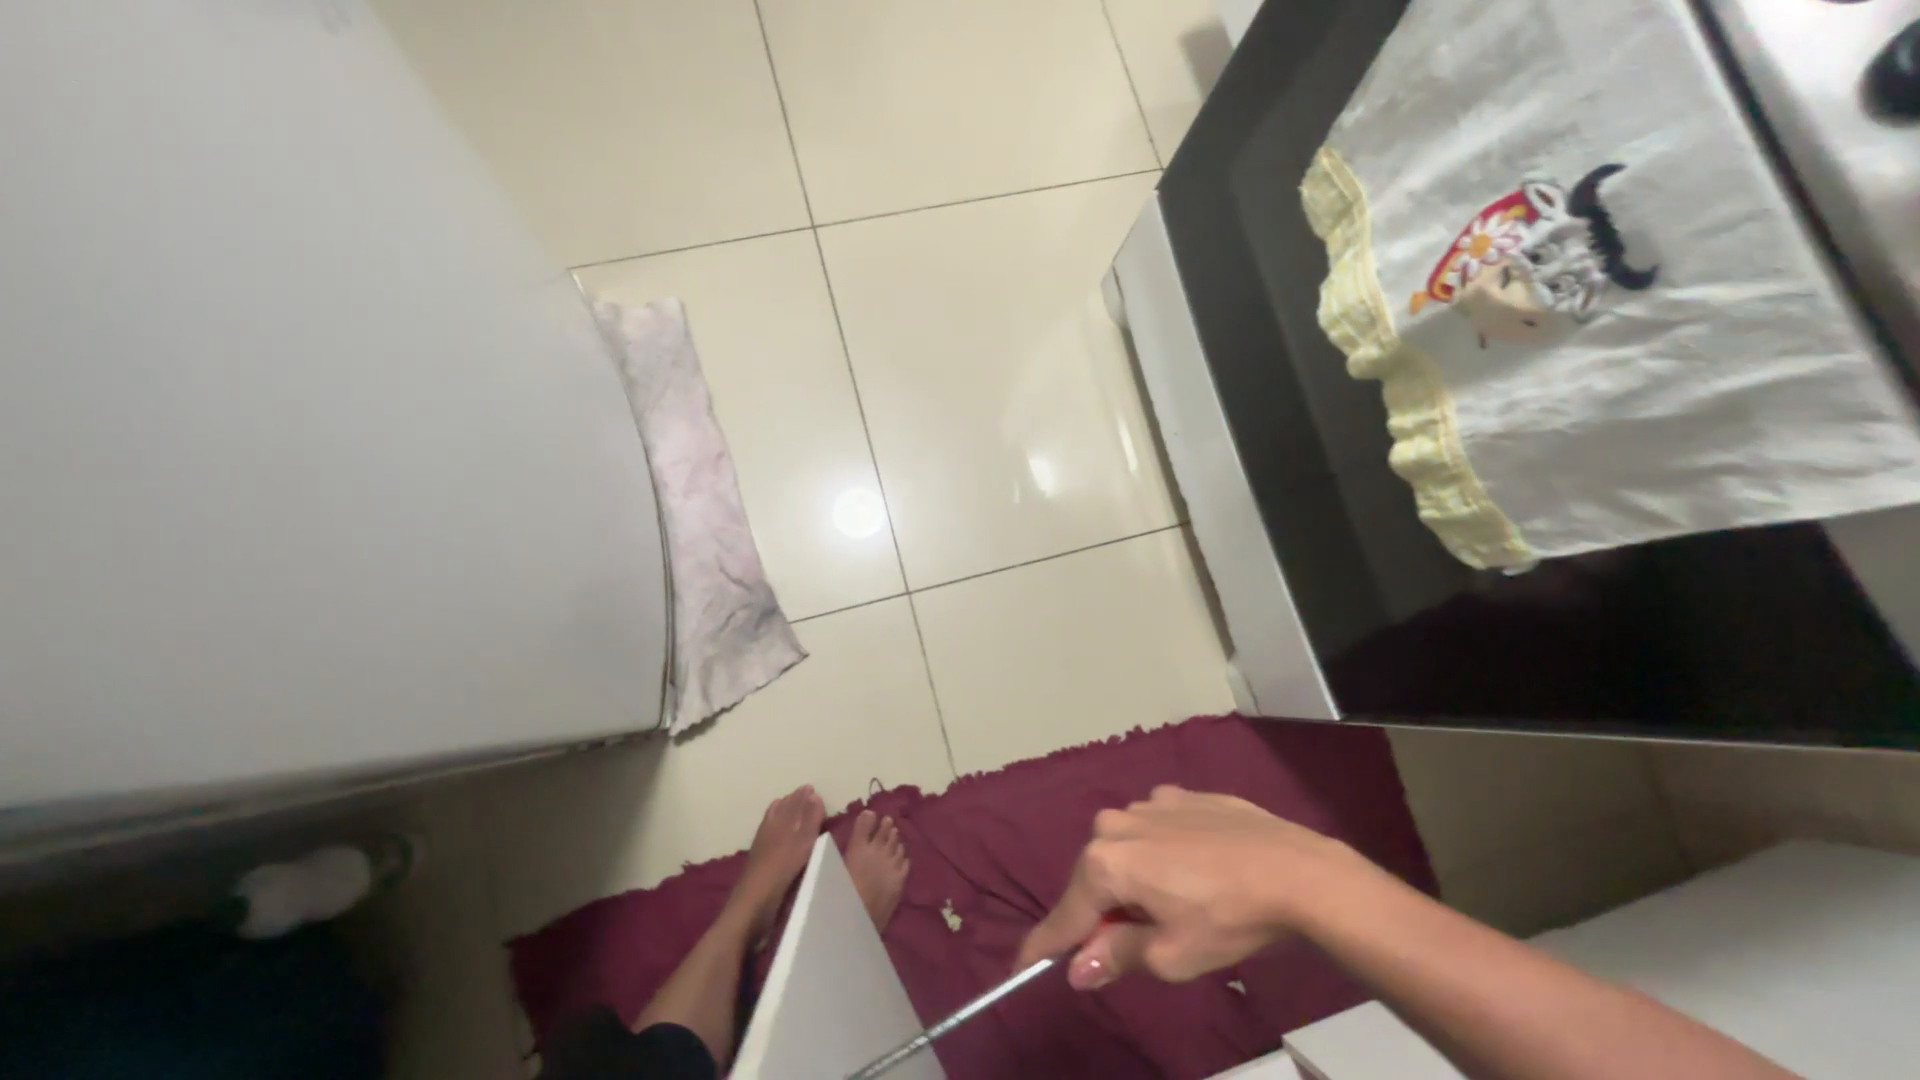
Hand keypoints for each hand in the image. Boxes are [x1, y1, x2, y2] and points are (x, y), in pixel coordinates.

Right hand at [1016, 785, 1383, 989]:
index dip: (1044, 946)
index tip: (1020, 966)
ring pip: (1126, 850)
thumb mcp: (1170, 955)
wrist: (1298, 871)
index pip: (1065, 915)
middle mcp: (1116, 823)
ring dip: (1135, 879)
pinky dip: (1162, 853)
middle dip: (1103, 911)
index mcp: (1106, 862)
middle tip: (1131, 942)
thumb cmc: (1228, 919)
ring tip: (1176, 903)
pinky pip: (1156, 829)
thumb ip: (1115, 956)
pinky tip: (1197, 869)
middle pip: (1095, 878)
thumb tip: (1078, 968)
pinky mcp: (1182, 795)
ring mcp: (1150, 802)